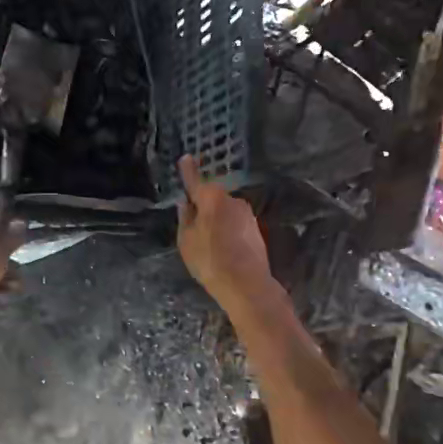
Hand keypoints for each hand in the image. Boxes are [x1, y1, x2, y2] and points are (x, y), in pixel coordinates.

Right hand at [176, 156, 272, 305]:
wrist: (247, 286)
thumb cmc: (209, 259)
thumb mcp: (186, 239)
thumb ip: (185, 218)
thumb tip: (186, 204)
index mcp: (212, 198)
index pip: (196, 180)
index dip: (188, 170)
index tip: (186, 157)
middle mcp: (233, 201)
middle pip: (212, 198)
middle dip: (203, 206)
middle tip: (192, 224)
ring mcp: (248, 216)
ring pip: (225, 212)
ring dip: (216, 221)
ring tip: (207, 242)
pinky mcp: (256, 231)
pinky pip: (235, 225)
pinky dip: (227, 231)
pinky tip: (222, 249)